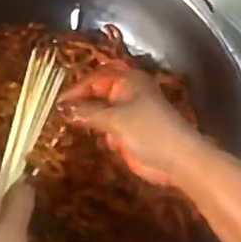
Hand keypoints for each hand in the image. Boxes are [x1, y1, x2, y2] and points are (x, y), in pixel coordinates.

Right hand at [61, 68, 200, 185]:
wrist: (182, 162)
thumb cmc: (149, 132)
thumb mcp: (114, 120)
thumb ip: (86, 112)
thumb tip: (62, 108)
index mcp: (127, 80)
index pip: (94, 79)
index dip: (75, 90)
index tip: (58, 103)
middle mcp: (128, 91)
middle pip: (97, 92)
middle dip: (80, 102)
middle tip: (61, 113)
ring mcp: (130, 111)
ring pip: (101, 110)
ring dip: (88, 117)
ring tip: (70, 125)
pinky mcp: (132, 130)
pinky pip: (108, 126)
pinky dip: (99, 131)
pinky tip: (90, 137)